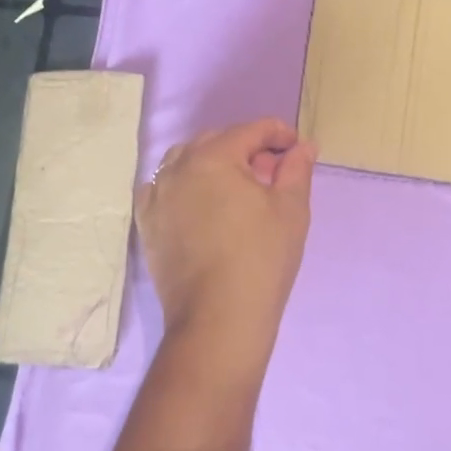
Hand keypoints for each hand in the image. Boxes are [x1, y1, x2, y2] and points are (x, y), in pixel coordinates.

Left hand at [135, 119, 316, 351]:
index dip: (278, 134)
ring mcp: (157, 196)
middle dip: (246, 148)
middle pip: (216, 141)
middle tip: (272, 171)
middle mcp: (178, 168)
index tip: (296, 148)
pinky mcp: (147, 224)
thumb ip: (296, 169)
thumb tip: (303, 146)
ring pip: (186, 161)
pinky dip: (183, 186)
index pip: (250, 131)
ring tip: (236, 187)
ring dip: (212, 163)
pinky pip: (163, 189)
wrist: (218, 320)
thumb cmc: (261, 259)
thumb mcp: (291, 209)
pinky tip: (199, 203)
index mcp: (213, 157)